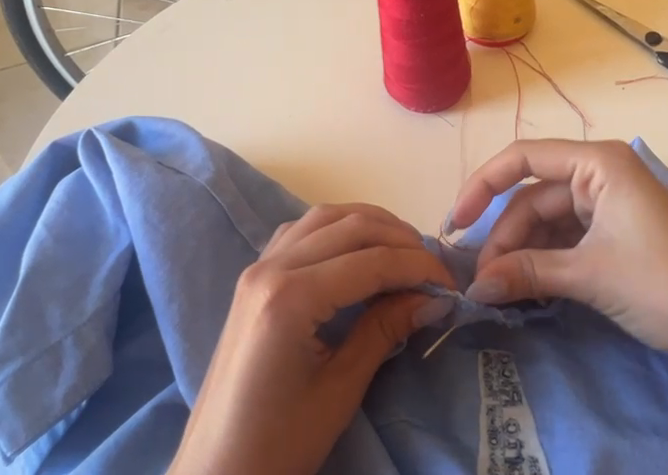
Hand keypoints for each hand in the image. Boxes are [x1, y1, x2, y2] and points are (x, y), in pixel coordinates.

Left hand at [170, 203, 455, 474]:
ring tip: (406, 252)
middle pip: (350, 226)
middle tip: (436, 268)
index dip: (418, 267)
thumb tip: (434, 297)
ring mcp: (257, 267)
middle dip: (401, 240)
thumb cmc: (279, 442)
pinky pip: (301, 232)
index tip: (452, 285)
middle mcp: (271, 267)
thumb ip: (385, 329)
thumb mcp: (340, 390)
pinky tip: (359, 251)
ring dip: (371, 225)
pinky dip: (338, 229)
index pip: (371, 260)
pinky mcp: (253, 277)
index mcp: (290, 297)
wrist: (216, 469)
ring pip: (324, 217)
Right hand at [445, 139, 667, 372]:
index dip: (483, 186)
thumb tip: (473, 287)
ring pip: (546, 221)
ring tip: (498, 290)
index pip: (524, 158)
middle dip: (505, 237)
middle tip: (481, 282)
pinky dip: (543, 262)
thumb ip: (526, 273)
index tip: (455, 224)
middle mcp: (600, 174)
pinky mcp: (613, 235)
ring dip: (521, 253)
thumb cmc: (662, 283)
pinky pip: (564, 240)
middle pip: (533, 196)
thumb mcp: (588, 274)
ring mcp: (608, 205)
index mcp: (598, 163)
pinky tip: (524, 288)